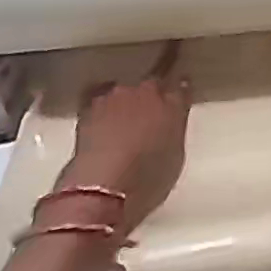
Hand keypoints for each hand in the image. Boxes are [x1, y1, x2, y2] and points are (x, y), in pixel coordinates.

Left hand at [55, 42, 191, 234]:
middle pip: (151, 83)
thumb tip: (179, 94)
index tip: (181, 81)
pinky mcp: (88, 108)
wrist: (100, 189)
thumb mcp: (175, 154)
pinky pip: (99, 97)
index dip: (181, 81)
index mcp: (172, 101)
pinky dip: (102, 106)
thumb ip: (177, 121)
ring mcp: (114, 95)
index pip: (181, 81)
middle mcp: (144, 90)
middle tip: (149, 114)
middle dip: (152, 92)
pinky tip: (100, 120)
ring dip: (125, 100)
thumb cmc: (147, 179)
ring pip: (124, 90)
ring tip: (122, 122)